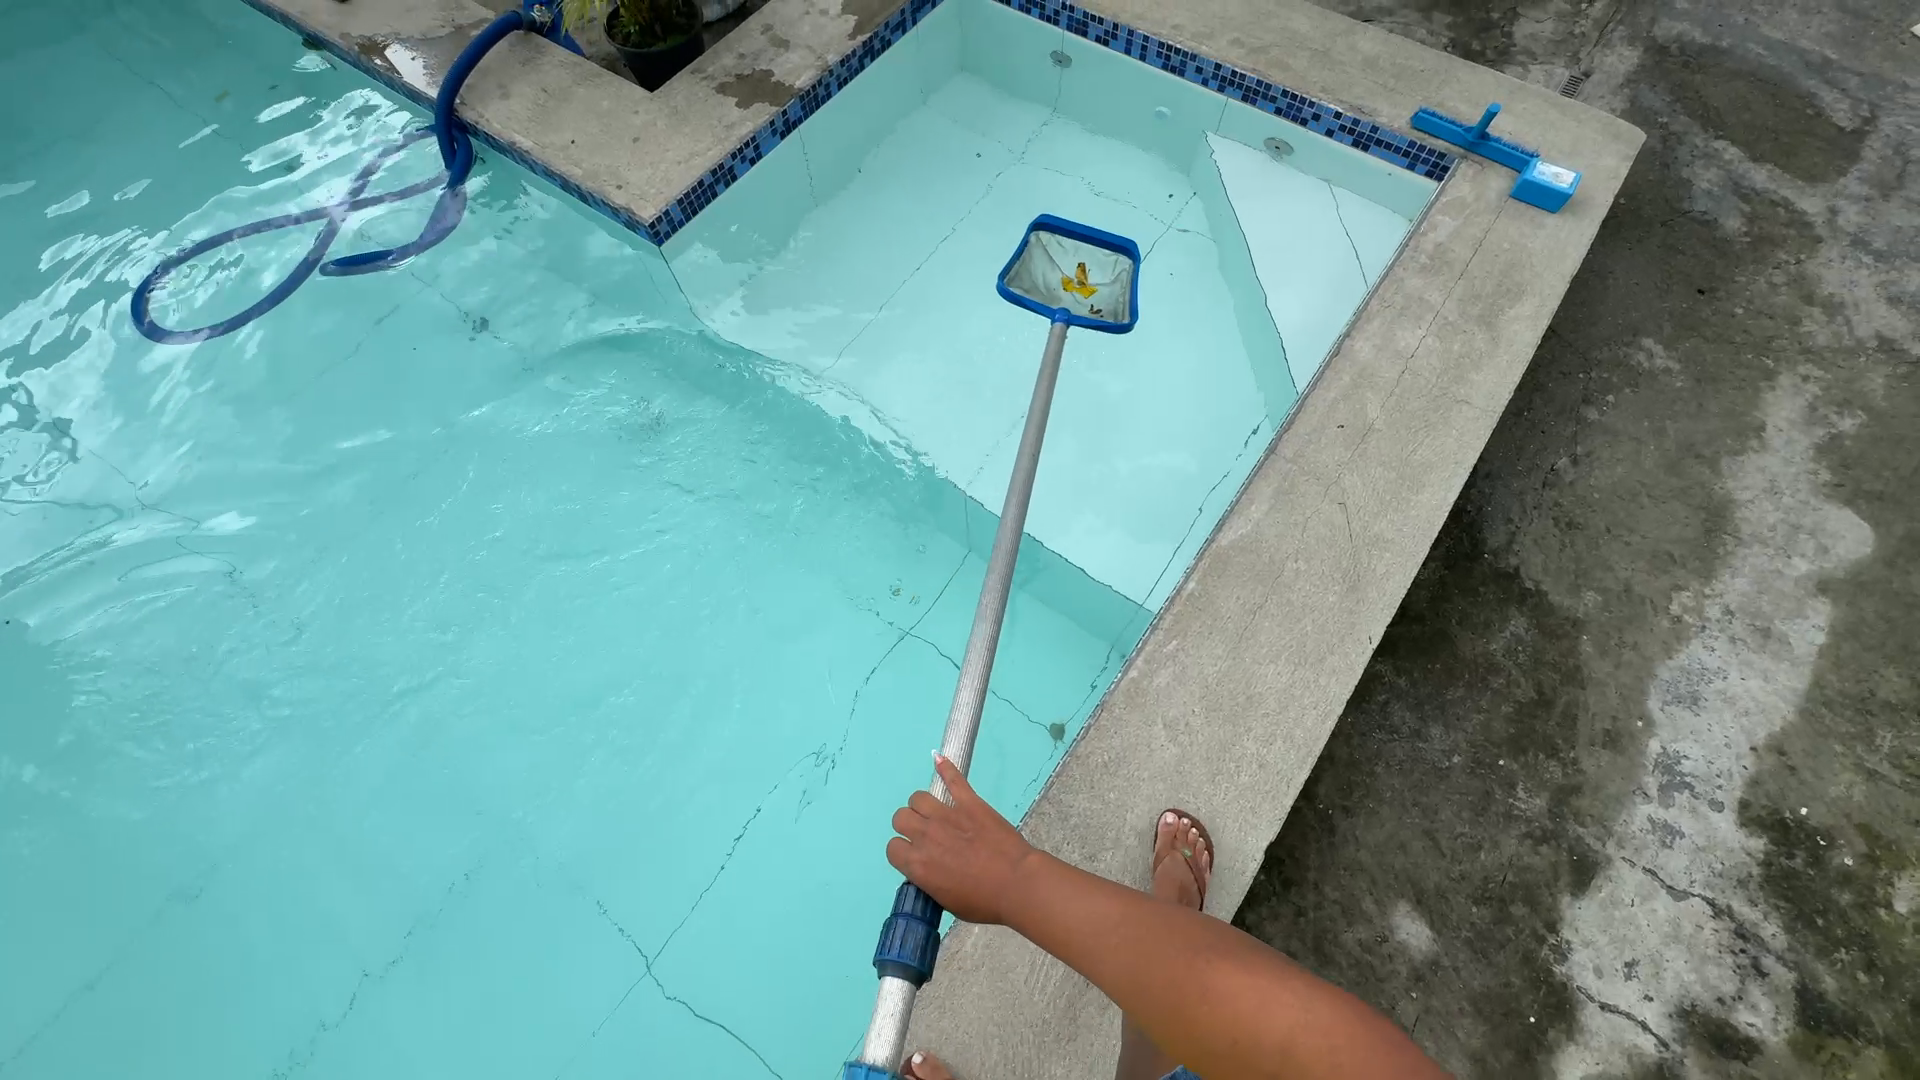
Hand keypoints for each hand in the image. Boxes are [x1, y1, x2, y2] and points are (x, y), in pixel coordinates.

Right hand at [886, 754, 1037, 924]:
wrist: (1016, 884)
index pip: (892, 848)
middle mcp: (926, 836)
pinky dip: (945, 768)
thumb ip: (929, 881)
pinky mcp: (969, 802)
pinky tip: (939, 760)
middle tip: (924, 834)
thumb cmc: (984, 902)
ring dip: (922, 806)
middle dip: (908, 825)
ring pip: (919, 798)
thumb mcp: (946, 902)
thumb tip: (925, 869)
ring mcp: (947, 815)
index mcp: (918, 865)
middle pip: (900, 817)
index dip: (902, 852)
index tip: (914, 856)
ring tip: (935, 812)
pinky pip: (953, 779)